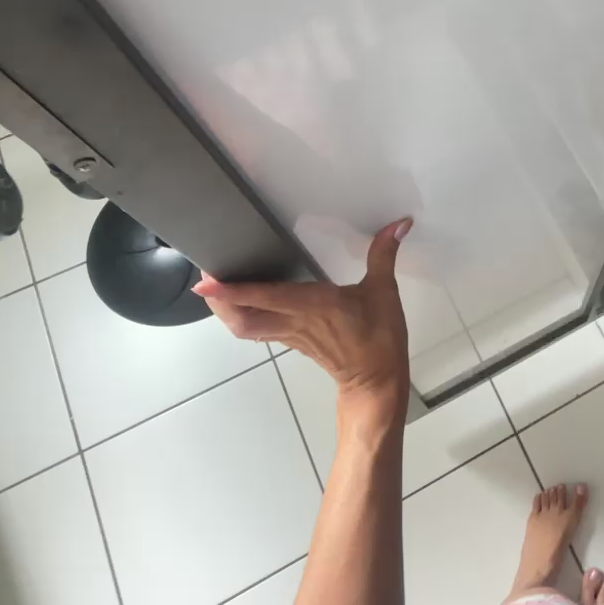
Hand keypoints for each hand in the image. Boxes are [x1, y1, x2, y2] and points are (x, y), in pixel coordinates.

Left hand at [194, 217, 413, 413]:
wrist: (376, 381)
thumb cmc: (379, 337)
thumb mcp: (385, 291)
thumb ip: (385, 254)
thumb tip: (399, 223)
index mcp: (313, 305)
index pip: (264, 296)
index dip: (231, 290)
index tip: (204, 280)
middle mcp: (294, 321)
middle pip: (241, 318)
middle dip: (218, 302)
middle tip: (205, 277)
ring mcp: (291, 334)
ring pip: (245, 327)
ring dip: (226, 311)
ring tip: (216, 289)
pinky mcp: (294, 342)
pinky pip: (259, 330)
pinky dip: (244, 317)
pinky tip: (243, 305)